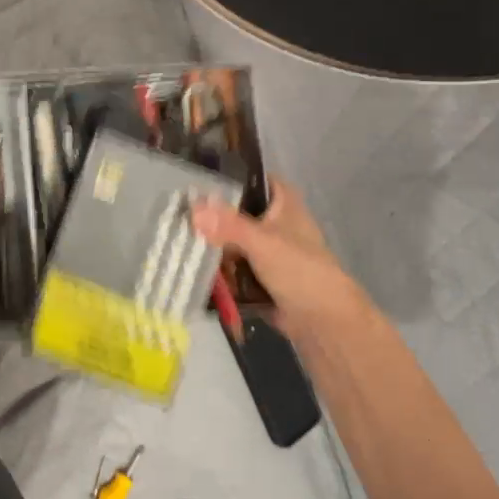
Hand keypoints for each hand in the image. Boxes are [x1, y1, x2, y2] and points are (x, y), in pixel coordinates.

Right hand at [192, 178, 372, 343]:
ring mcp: (265, 251)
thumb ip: (228, 224)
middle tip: (174, 208)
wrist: (323, 324)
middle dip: (208, 211)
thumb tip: (192, 210)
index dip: (231, 174)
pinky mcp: (256, 275)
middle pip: (235, 209)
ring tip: (174, 236)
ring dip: (207, 241)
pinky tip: (188, 261)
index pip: (257, 178)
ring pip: (229, 238)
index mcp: (284, 205)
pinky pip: (229, 264)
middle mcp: (274, 224)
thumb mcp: (262, 242)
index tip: (199, 174)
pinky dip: (213, 265)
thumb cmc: (301, 271)